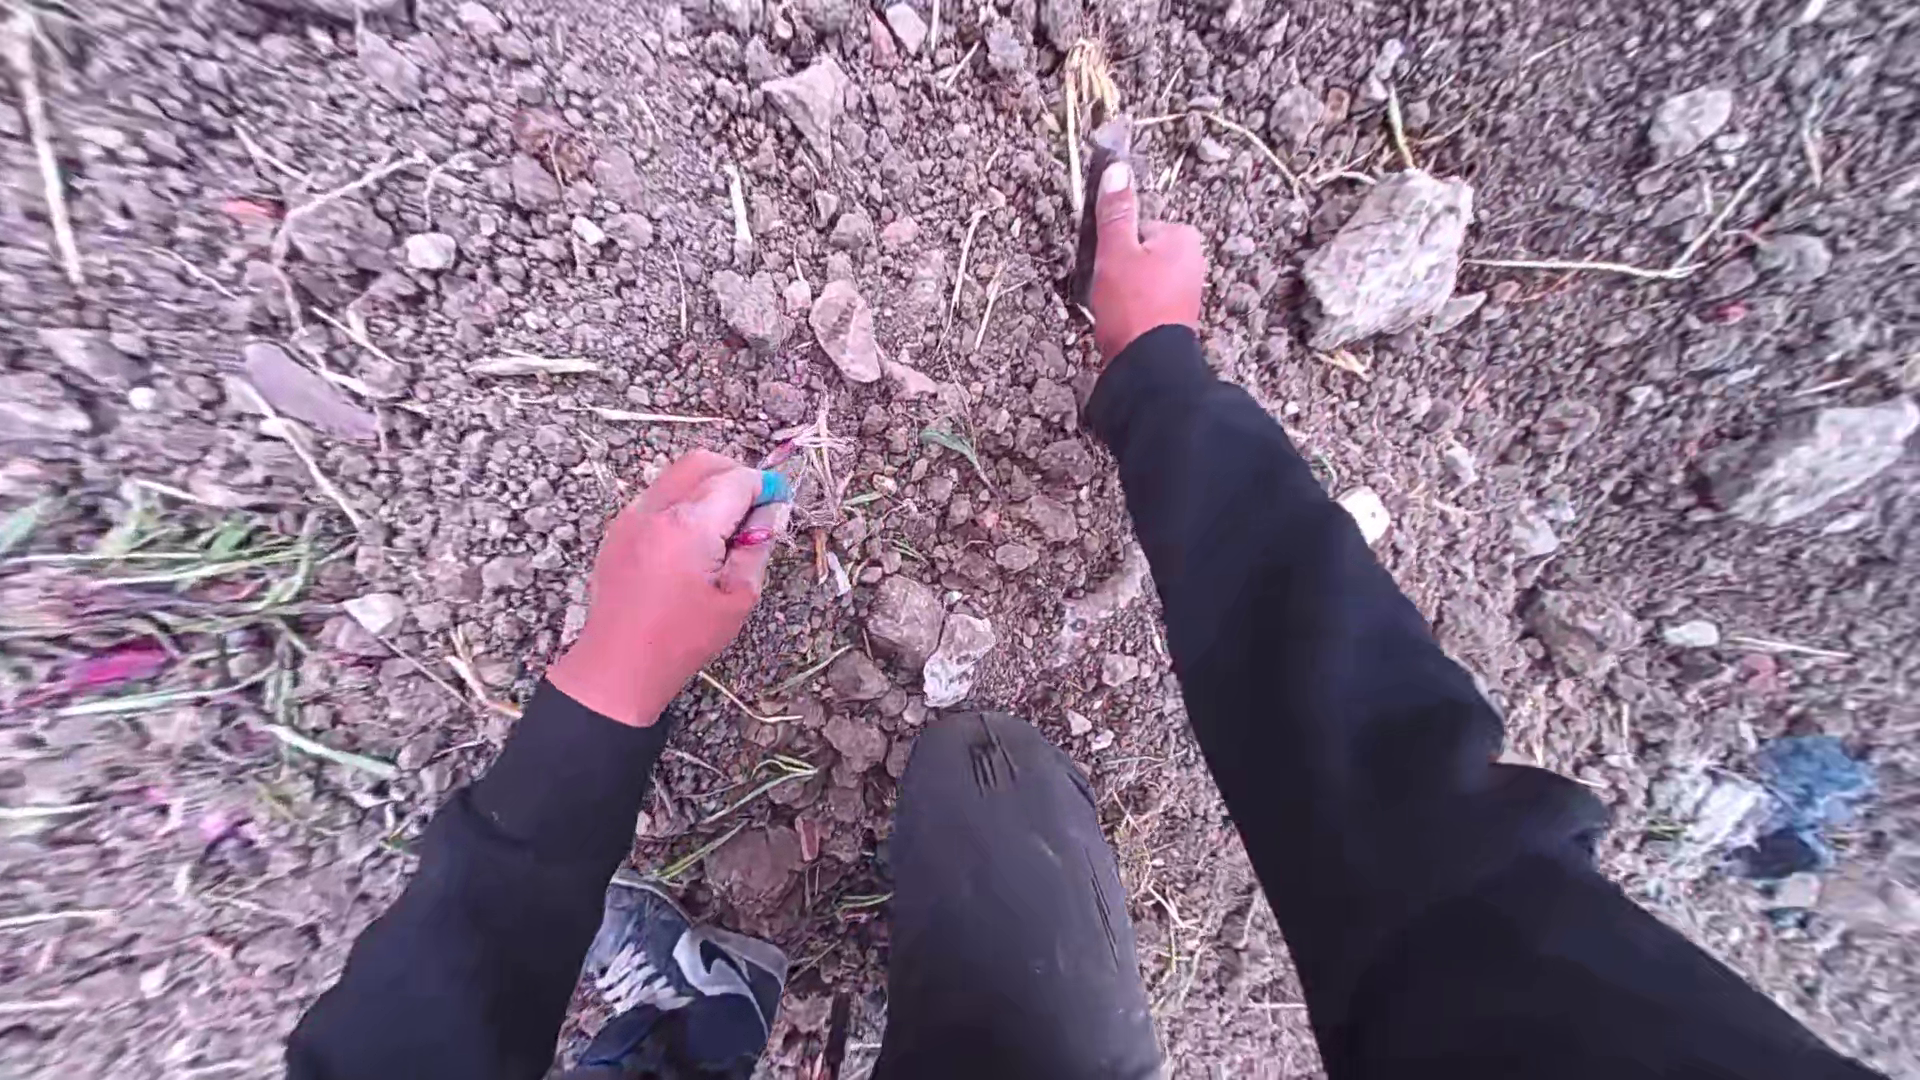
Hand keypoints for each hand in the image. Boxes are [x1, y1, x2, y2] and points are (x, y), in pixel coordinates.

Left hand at [547, 451, 788, 726]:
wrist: (619, 665)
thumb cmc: (685, 638)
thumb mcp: (739, 596)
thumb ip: (759, 545)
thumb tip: (772, 512)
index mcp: (690, 526)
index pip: (737, 480)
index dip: (766, 486)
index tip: (781, 500)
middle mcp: (656, 510)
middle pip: (704, 462)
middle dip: (737, 474)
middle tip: (757, 508)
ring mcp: (632, 516)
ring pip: (679, 473)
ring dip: (711, 485)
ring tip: (727, 527)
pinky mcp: (620, 529)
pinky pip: (660, 494)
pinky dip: (686, 500)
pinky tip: (697, 538)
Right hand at [1087, 161, 1207, 364]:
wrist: (1147, 365)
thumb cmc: (1133, 307)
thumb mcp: (1115, 252)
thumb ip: (1115, 213)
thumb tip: (1116, 170)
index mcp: (1183, 237)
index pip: (1137, 228)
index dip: (1114, 246)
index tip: (1105, 264)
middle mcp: (1192, 262)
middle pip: (1139, 256)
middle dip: (1119, 272)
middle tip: (1108, 292)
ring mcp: (1185, 293)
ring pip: (1140, 283)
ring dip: (1121, 296)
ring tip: (1113, 313)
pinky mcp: (1175, 320)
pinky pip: (1144, 306)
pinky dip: (1130, 314)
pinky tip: (1120, 326)